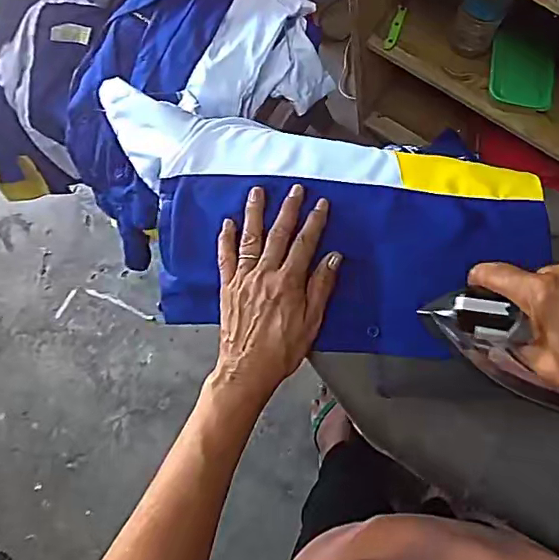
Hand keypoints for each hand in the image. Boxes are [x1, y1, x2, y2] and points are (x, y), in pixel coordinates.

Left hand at [211, 185, 341, 408]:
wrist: (246, 369)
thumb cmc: (282, 348)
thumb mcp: (313, 319)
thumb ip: (321, 286)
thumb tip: (332, 258)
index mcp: (289, 282)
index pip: (305, 243)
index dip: (315, 222)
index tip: (321, 205)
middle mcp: (265, 275)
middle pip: (279, 234)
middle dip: (288, 209)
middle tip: (295, 190)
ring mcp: (243, 279)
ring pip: (251, 238)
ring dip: (255, 214)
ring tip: (258, 194)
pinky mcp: (228, 287)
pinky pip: (226, 257)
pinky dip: (226, 238)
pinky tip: (228, 224)